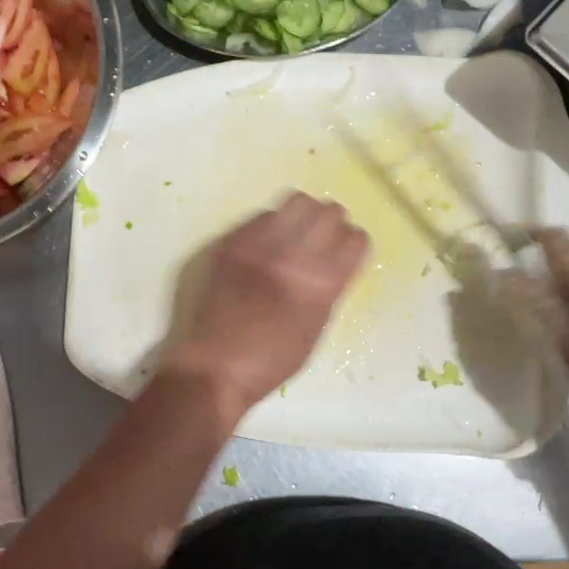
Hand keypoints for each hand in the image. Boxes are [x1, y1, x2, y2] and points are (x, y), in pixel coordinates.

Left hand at [160, 193, 368, 418]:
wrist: (212, 368)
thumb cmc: (270, 362)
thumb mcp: (315, 329)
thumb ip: (329, 289)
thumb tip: (333, 261)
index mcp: (321, 284)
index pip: (356, 239)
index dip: (353, 245)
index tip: (346, 252)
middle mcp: (292, 255)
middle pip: (329, 211)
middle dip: (332, 223)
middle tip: (322, 239)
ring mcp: (257, 244)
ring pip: (295, 201)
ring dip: (301, 216)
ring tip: (294, 236)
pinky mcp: (229, 241)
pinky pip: (259, 215)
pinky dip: (269, 226)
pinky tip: (263, 246)